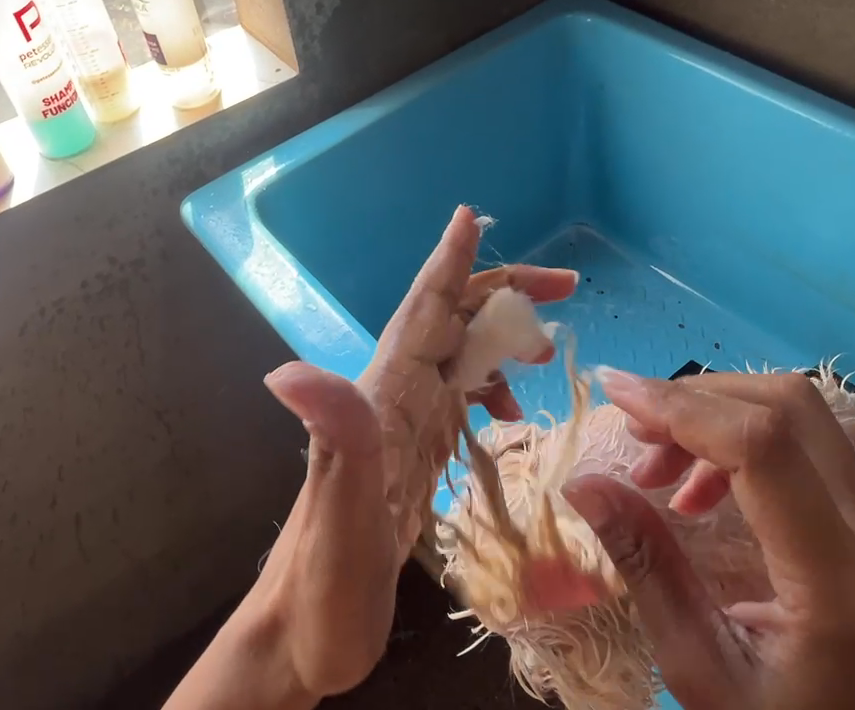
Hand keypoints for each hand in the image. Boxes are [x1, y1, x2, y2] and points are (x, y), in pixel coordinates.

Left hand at [164, 209, 575, 709]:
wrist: (297, 637)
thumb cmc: (320, 586)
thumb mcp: (336, 516)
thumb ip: (331, 441)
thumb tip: (289, 370)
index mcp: (382, 400)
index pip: (421, 314)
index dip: (448, 264)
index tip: (470, 217)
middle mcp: (390, 401)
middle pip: (449, 323)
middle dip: (501, 291)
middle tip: (565, 287)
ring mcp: (399, 430)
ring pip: (456, 356)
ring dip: (499, 338)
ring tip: (544, 350)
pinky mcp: (408, 459)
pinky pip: (456, 400)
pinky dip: (486, 387)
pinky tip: (506, 409)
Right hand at [562, 368, 854, 709]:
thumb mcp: (702, 670)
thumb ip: (646, 569)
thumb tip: (582, 483)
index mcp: (838, 581)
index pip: (763, 446)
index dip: (681, 406)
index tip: (613, 393)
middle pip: (789, 406)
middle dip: (697, 398)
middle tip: (634, 434)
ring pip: (802, 416)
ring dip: (718, 417)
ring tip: (657, 470)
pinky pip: (809, 448)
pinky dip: (744, 442)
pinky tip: (700, 493)